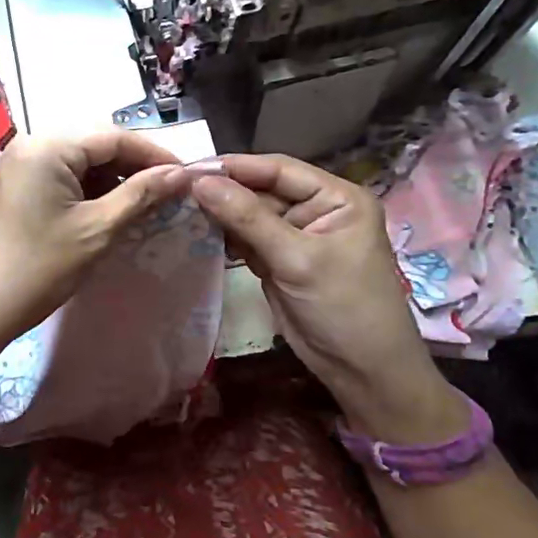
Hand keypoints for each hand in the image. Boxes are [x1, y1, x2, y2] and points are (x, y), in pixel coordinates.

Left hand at [0, 131, 191, 350]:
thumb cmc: (40, 268)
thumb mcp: (97, 229)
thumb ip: (141, 194)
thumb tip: (182, 174)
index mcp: (48, 146)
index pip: (114, 136)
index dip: (155, 154)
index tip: (188, 174)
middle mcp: (31, 144)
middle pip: (96, 144)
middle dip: (135, 166)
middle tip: (170, 191)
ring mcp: (21, 166)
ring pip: (81, 161)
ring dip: (114, 179)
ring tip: (147, 203)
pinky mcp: (18, 187)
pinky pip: (63, 176)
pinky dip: (91, 189)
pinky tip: (113, 209)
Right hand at [191, 154, 465, 441]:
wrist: (361, 370)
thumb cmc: (343, 306)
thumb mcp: (296, 258)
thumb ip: (248, 218)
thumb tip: (200, 182)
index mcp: (337, 197)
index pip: (279, 170)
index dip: (235, 167)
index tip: (189, 169)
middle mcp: (317, 210)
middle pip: (261, 191)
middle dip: (224, 194)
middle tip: (176, 193)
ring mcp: (296, 237)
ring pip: (250, 216)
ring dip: (221, 217)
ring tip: (182, 214)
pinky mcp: (279, 262)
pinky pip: (247, 241)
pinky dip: (227, 241)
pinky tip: (201, 238)